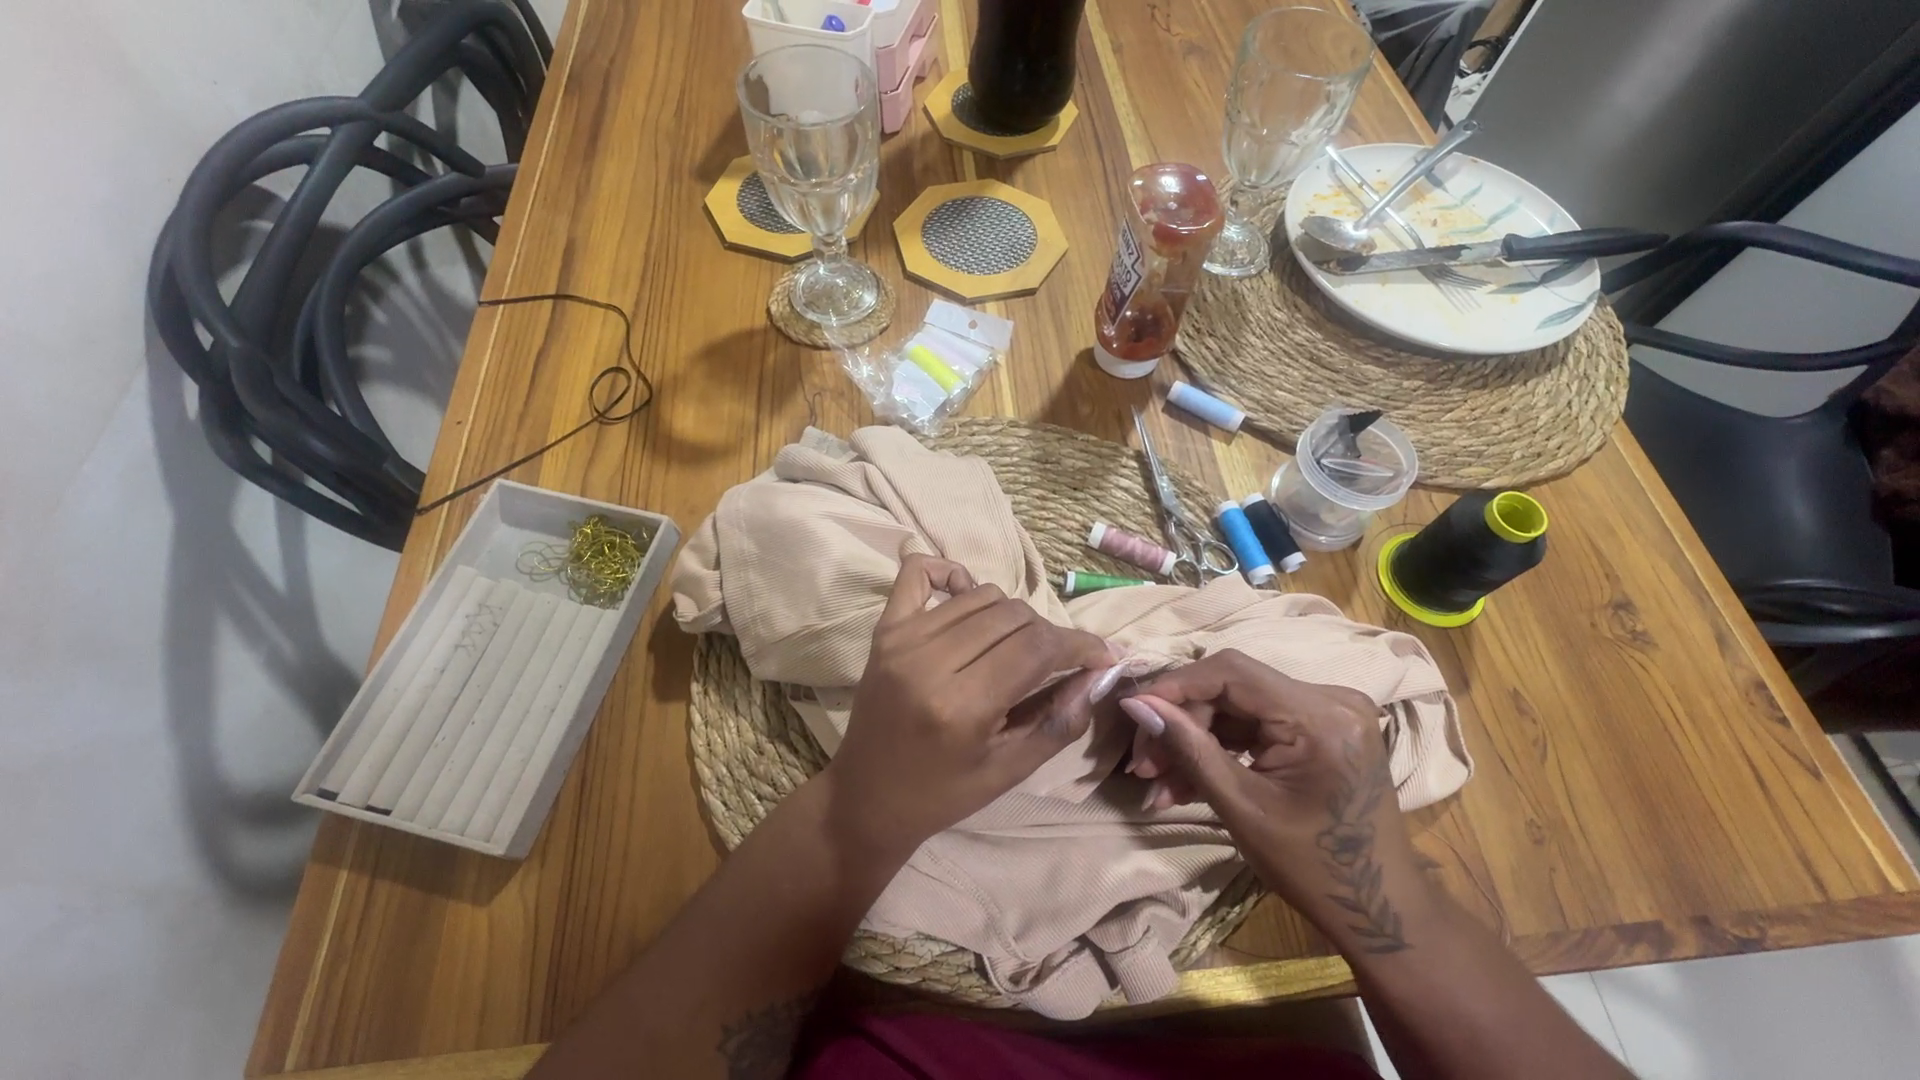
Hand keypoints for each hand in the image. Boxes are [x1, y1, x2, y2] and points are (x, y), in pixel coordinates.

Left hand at [823, 555, 1113, 858]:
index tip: (1102, 656)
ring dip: (1012, 614)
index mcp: (962, 706)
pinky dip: (951, 573)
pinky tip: (967, 595)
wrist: (866, 798)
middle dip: (1049, 634)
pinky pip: (918, 573)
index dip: (1080, 645)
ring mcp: (902, 640)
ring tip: (1015, 646)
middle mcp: (930, 661)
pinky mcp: (883, 630)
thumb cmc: (942, 794)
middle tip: (1057, 663)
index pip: (1038, 647)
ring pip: (981, 594)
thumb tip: (1099, 674)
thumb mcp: (1010, 772)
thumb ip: (1060, 721)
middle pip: (1014, 615)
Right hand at [1118, 650, 1426, 952]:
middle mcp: (1331, 698)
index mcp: (1320, 716)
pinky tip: (1187, 781)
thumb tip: (1135, 704)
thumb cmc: (1313, 868)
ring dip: (1195, 739)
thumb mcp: (1241, 808)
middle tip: (1143, 767)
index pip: (1231, 672)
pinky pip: (1257, 723)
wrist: (1379, 908)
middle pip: (1231, 688)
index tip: (1130, 711)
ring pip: (1238, 706)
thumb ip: (1188, 748)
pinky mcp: (1321, 727)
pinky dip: (1221, 748)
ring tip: (1158, 785)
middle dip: (1181, 723)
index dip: (1174, 685)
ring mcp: (1329, 711)